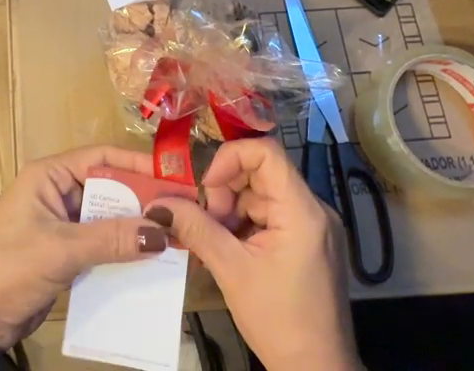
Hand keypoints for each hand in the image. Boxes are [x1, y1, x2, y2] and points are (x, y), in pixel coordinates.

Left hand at [0, 146, 169, 351]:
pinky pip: (102, 247)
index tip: (174, 177)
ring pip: (108, 220)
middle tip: (184, 213)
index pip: (101, 157)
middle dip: (143, 200)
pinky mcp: (64, 255)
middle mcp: (57, 193)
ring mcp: (61, 225)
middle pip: (109, 188)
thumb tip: (163, 231)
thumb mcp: (61, 250)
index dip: (137, 163)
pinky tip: (151, 265)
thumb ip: (112, 239)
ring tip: (177, 240)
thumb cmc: (7, 267)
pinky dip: (123, 253)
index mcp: (49, 176)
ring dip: (136, 230)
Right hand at [149, 138, 360, 370]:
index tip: (207, 188)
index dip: (230, 158)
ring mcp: (315, 226)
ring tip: (219, 243)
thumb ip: (196, 229)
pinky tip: (233, 251)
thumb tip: (158, 204)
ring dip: (234, 210)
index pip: (266, 152)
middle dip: (228, 191)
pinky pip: (273, 214)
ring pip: (264, 194)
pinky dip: (247, 224)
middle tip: (209, 224)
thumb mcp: (231, 271)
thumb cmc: (278, 320)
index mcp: (302, 210)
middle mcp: (315, 209)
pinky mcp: (310, 242)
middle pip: (263, 173)